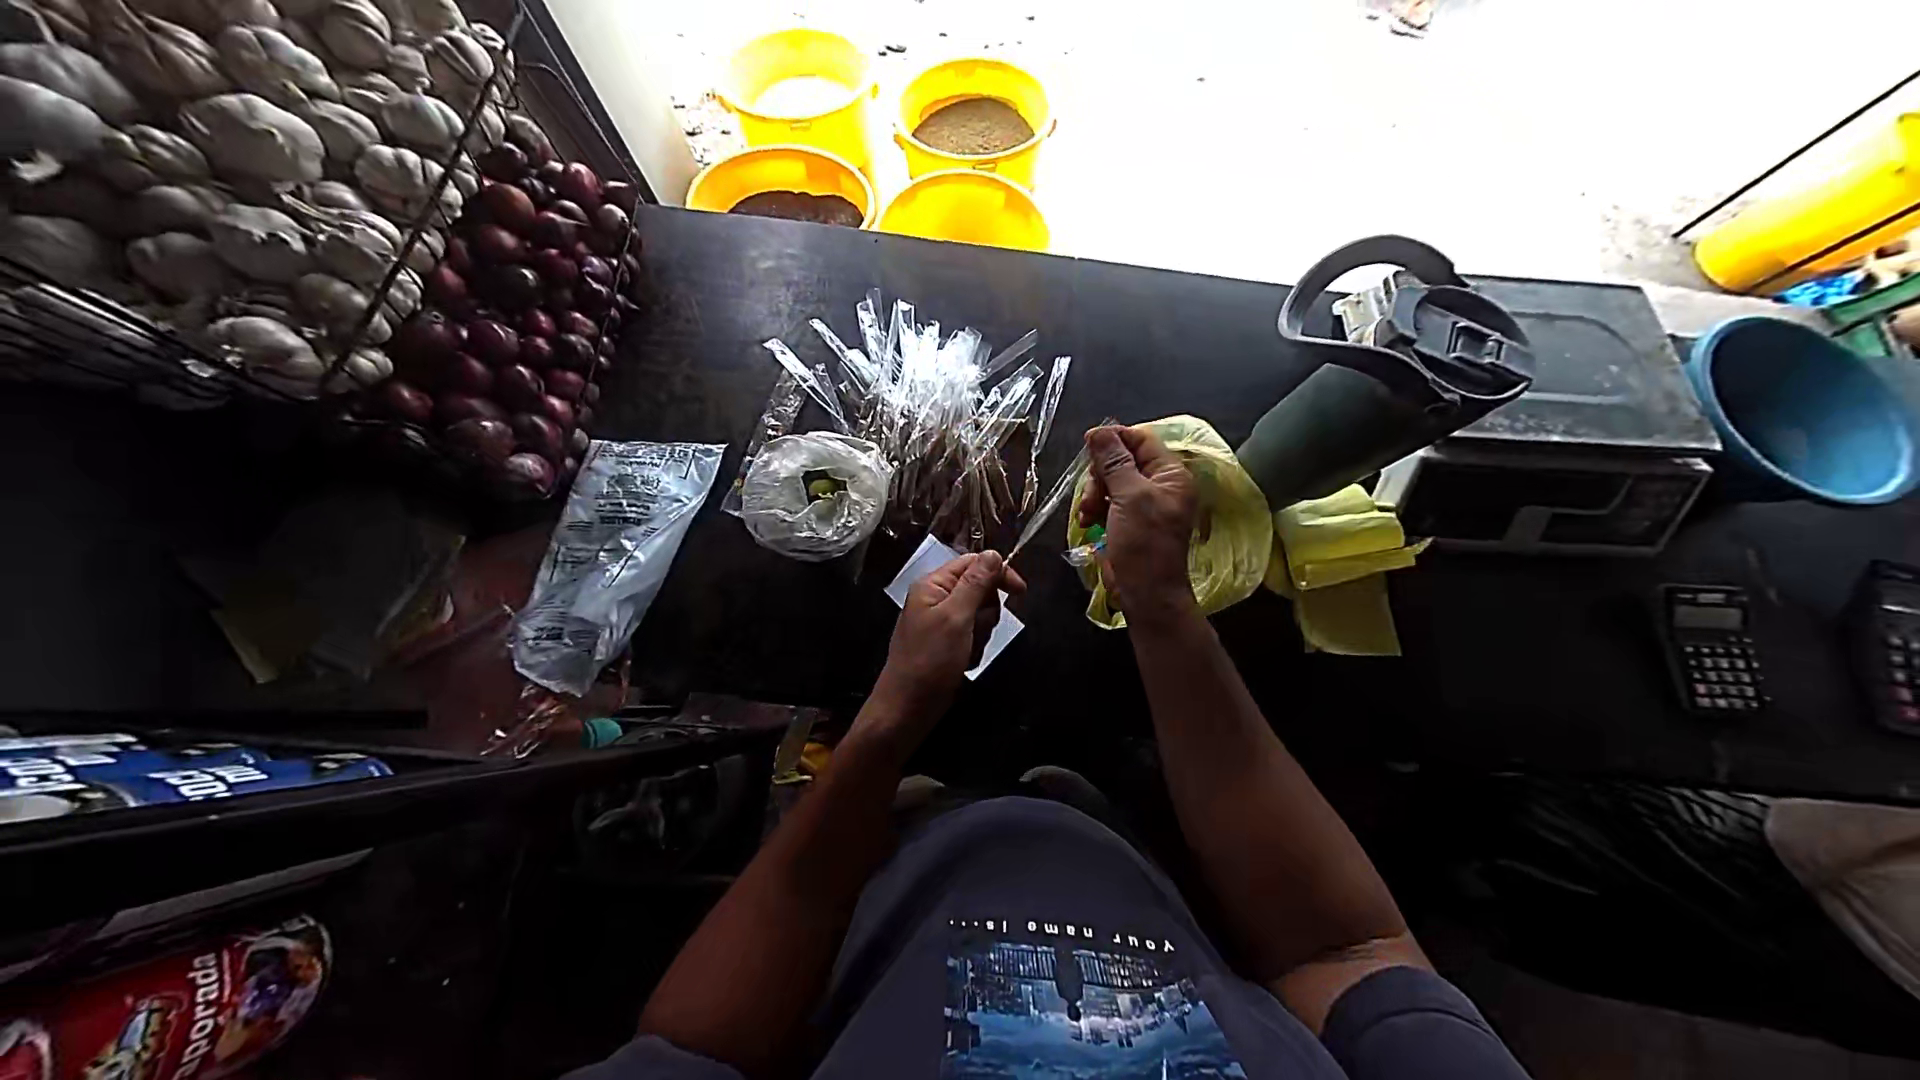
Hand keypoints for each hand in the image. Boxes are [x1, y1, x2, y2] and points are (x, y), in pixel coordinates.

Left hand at [860, 551, 1026, 755]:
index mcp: (933, 584)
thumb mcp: (956, 617)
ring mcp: (942, 621)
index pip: (974, 563)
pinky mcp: (948, 642)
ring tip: (967, 650)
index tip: (1020, 592)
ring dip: (981, 633)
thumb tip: (994, 553)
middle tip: (975, 631)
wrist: (908, 707)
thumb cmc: (930, 660)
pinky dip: (975, 648)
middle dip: (987, 612)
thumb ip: (976, 583)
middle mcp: (937, 598)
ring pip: (981, 614)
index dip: (999, 574)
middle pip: (980, 589)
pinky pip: (974, 635)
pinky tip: (965, 661)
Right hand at [1076, 425, 1198, 624]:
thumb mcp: (1129, 497)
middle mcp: (1159, 486)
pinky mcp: (1128, 521)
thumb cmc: (1143, 543)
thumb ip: (1113, 461)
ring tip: (1086, 515)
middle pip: (1121, 460)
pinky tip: (1087, 523)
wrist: (1145, 592)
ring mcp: (1143, 505)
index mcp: (1170, 475)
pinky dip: (1094, 509)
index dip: (1114, 439)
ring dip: (1093, 494)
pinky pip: (1107, 502)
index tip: (1087, 444)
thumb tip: (1098, 431)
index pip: (1141, 440)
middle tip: (1090, 494)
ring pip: (1109, 482)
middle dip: (1100, 474)